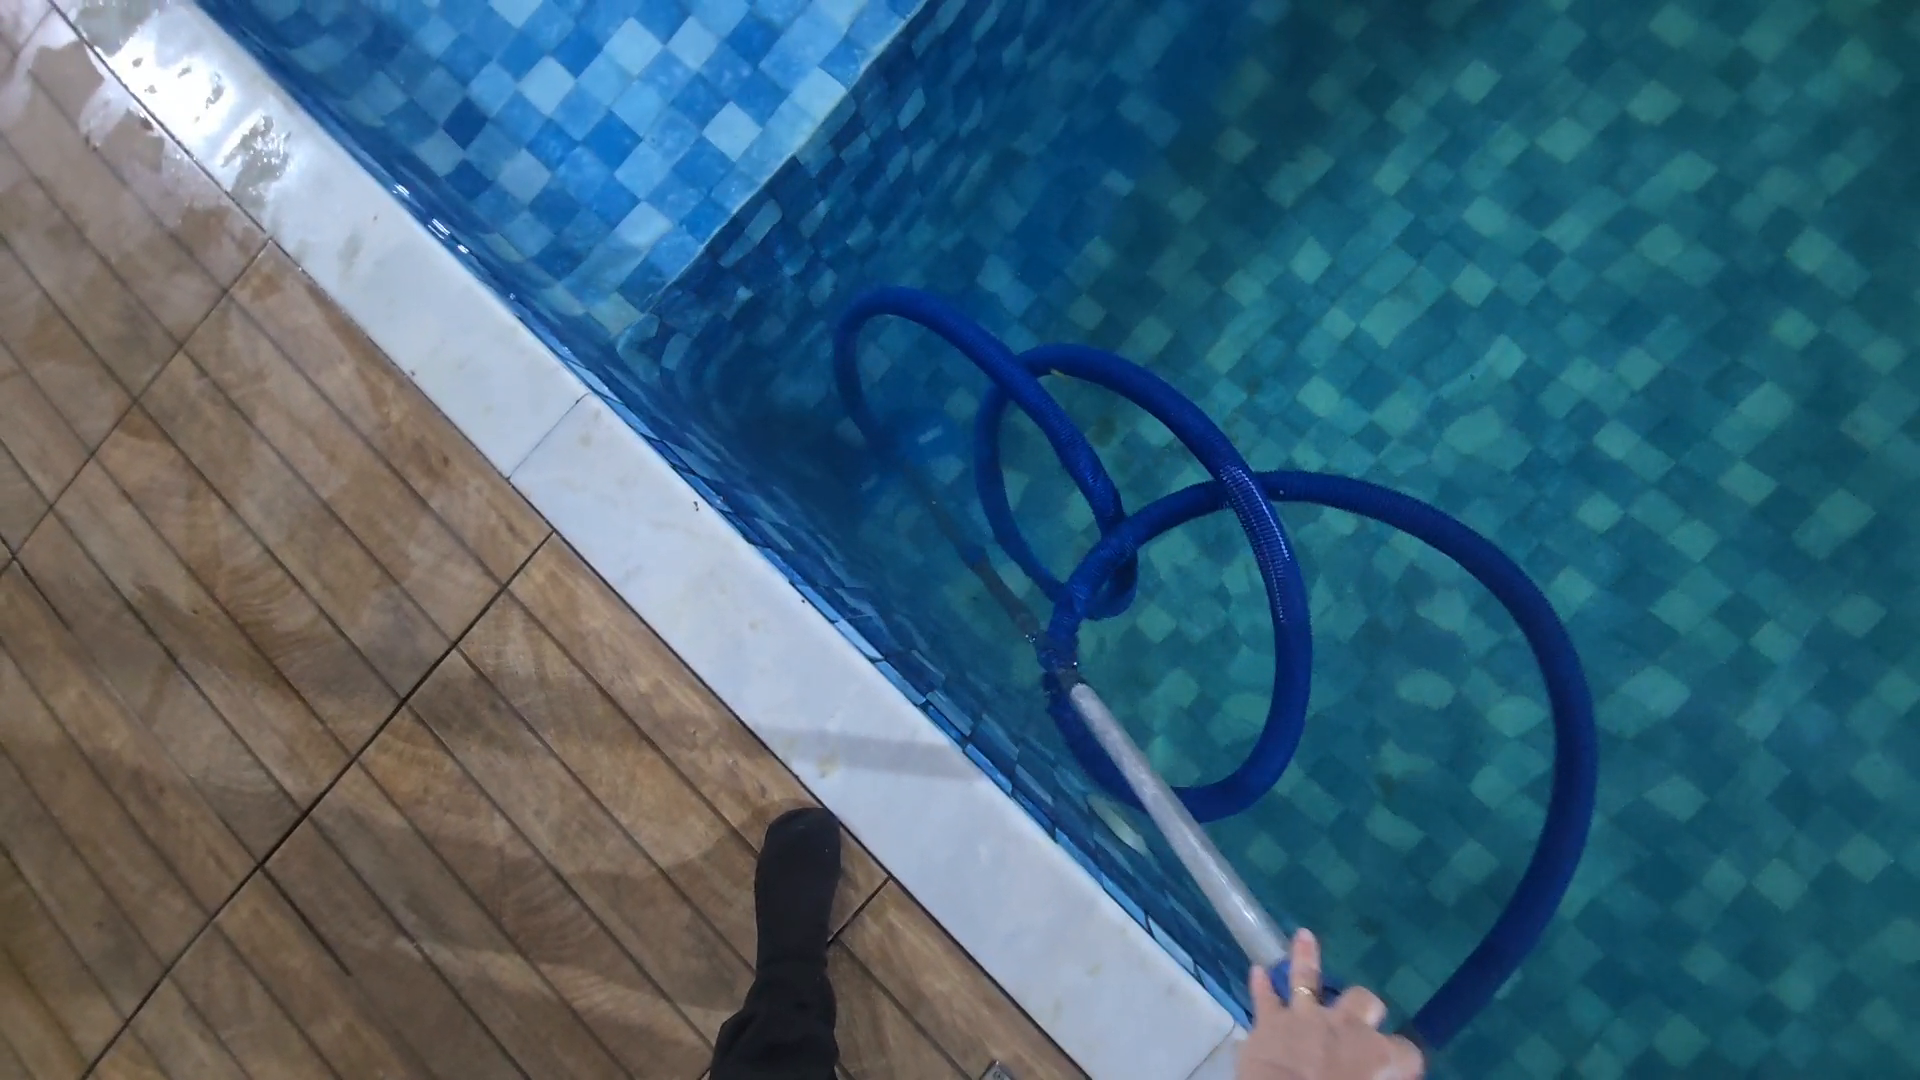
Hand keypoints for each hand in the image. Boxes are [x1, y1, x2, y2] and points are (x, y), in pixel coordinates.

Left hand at [1235, 930, 1424, 1079]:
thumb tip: (1380, 1074)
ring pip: (1306, 977)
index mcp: (1377, 1055)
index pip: (1407, 1052)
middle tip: (1367, 1010)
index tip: (1403, 1070)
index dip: (1406, 1061)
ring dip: (1306, 956)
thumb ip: (1377, 1077)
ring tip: (1304, 935)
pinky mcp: (1269, 1019)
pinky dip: (1261, 984)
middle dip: (1367, 1005)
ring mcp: (1304, 1016)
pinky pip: (1264, 995)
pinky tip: (1257, 970)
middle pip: (1363, 1001)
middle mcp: (1344, 1026)